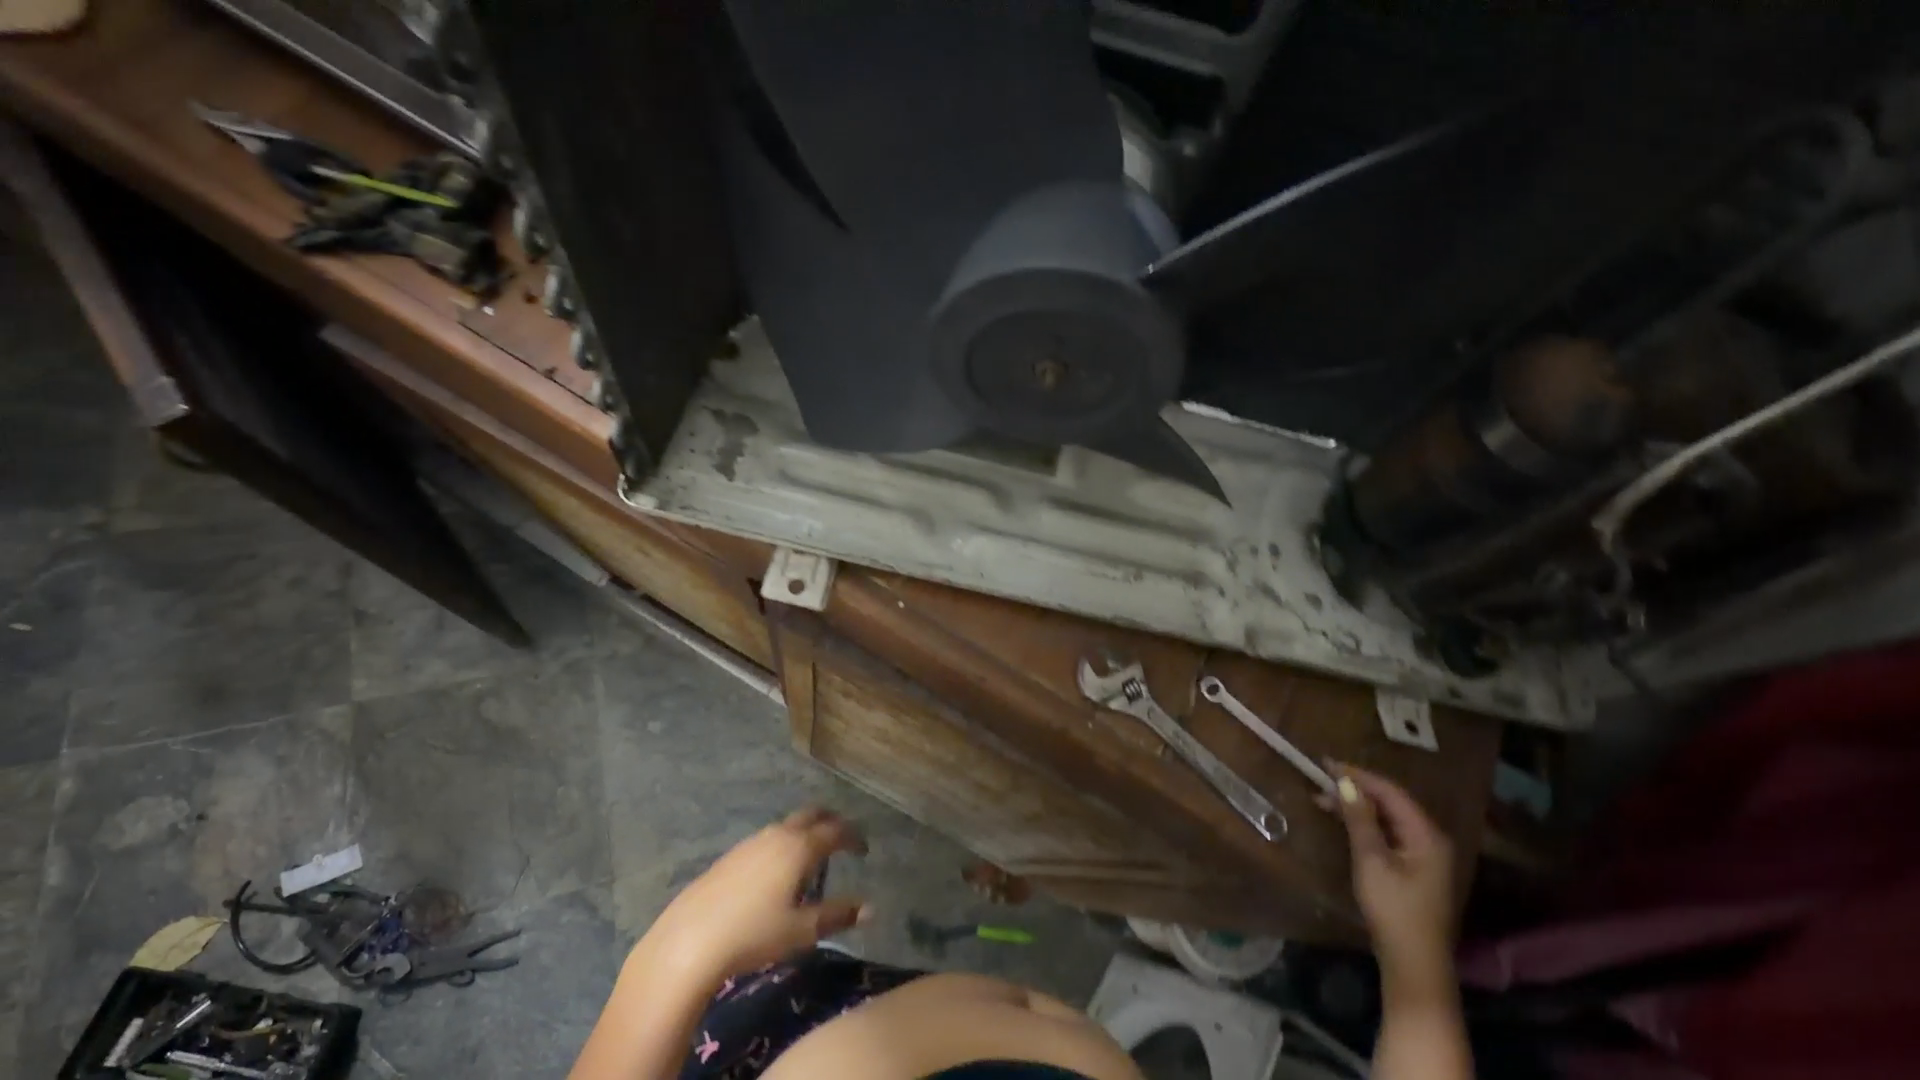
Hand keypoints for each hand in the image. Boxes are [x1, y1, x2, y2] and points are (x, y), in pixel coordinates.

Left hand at [642, 807, 870, 982]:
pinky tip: (776, 877)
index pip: (835, 830)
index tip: (864, 850)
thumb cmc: (755, 933)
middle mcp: (775, 836)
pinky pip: (766, 841)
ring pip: (785, 827)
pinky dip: (782, 847)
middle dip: (830, 822)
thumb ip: (838, 915)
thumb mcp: (803, 930)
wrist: (690, 940)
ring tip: (811, 862)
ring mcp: (748, 844)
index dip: (853, 837)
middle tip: (842, 841)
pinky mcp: (728, 858)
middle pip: (810, 815)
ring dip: (803, 835)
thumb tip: (869, 908)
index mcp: (799, 847)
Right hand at [1327, 765, 1454, 991]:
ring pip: (1390, 819)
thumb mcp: (1372, 861)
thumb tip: (1346, 784)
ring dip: (1360, 807)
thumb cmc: (1393, 909)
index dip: (1360, 776)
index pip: (1391, 792)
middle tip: (1322, 782)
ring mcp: (1426, 857)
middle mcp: (1432, 839)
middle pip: (1393, 804)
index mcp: (1427, 834)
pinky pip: (1391, 835)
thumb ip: (1360, 820)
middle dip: (1358, 790)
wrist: (1414, 962)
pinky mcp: (1416, 871)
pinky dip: (1367, 825)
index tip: (1327, 765)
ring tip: (1326, 799)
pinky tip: (1348, 824)